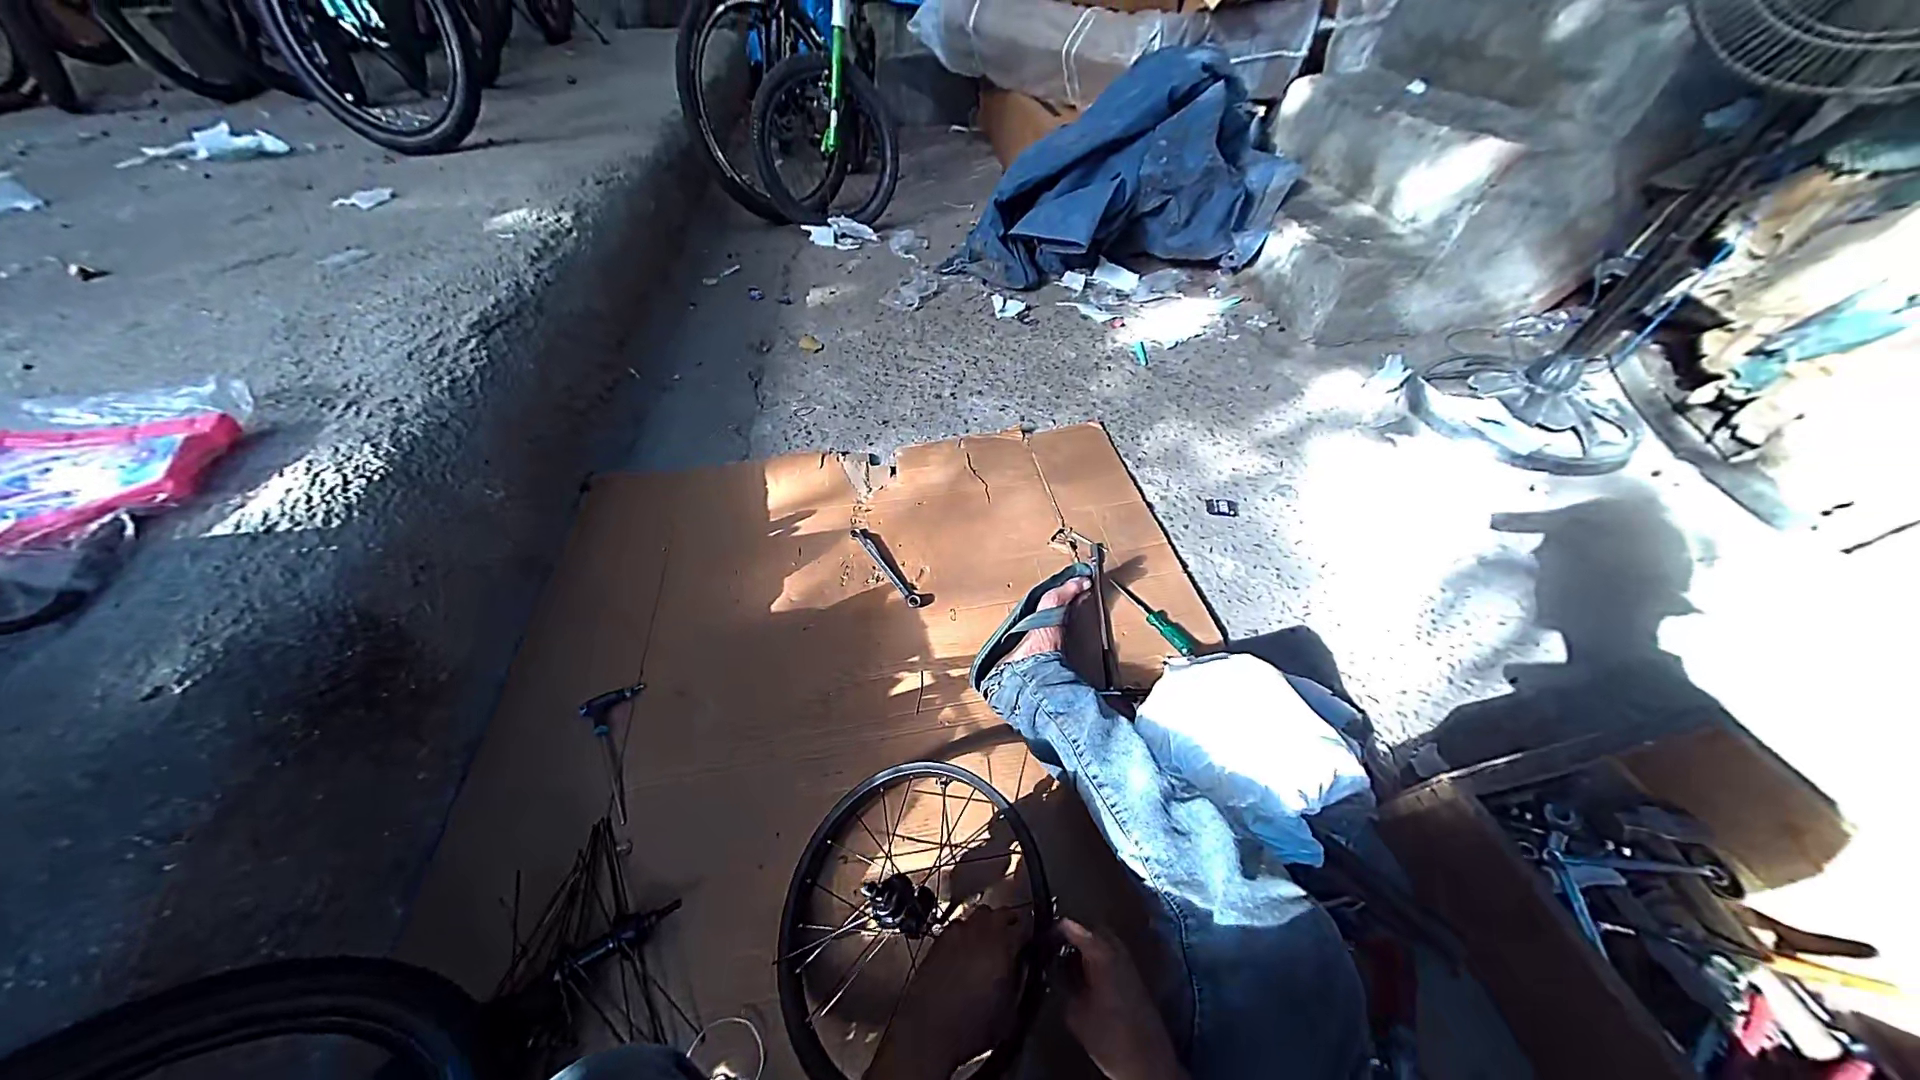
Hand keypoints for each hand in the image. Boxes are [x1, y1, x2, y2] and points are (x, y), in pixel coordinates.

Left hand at [866, 906, 1027, 1079]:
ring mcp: (958, 932)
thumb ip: (1018, 984)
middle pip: (1000, 913)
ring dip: (986, 924)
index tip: (1032, 941)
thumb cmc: (969, 1026)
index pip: (1024, 927)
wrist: (928, 1029)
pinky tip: (965, 949)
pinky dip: (966, 932)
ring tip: (989, 940)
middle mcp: (981, 932)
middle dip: (1009, 921)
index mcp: (1003, 946)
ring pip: (978, 915)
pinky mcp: (939, 940)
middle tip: (1012, 934)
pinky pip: (958, 926)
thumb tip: (1020, 974)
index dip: (1030, 934)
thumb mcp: (1008, 1013)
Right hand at [1056, 919, 1186, 1079]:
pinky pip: (1112, 952)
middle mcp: (1117, 951)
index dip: (1056, 929)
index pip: (1075, 928)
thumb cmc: (1109, 1037)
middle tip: (1055, 946)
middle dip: (1074, 934)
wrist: (1149, 1063)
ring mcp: (1129, 962)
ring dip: (1088, 944)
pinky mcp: (1134, 976)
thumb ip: (1062, 984)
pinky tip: (1086, 972)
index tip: (1042, 936)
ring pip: (1104, 940)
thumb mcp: (1075, 1013)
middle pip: (1092, 929)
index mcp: (1102, 954)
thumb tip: (1052, 970)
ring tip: (1068, 959)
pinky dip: (1098, 955)